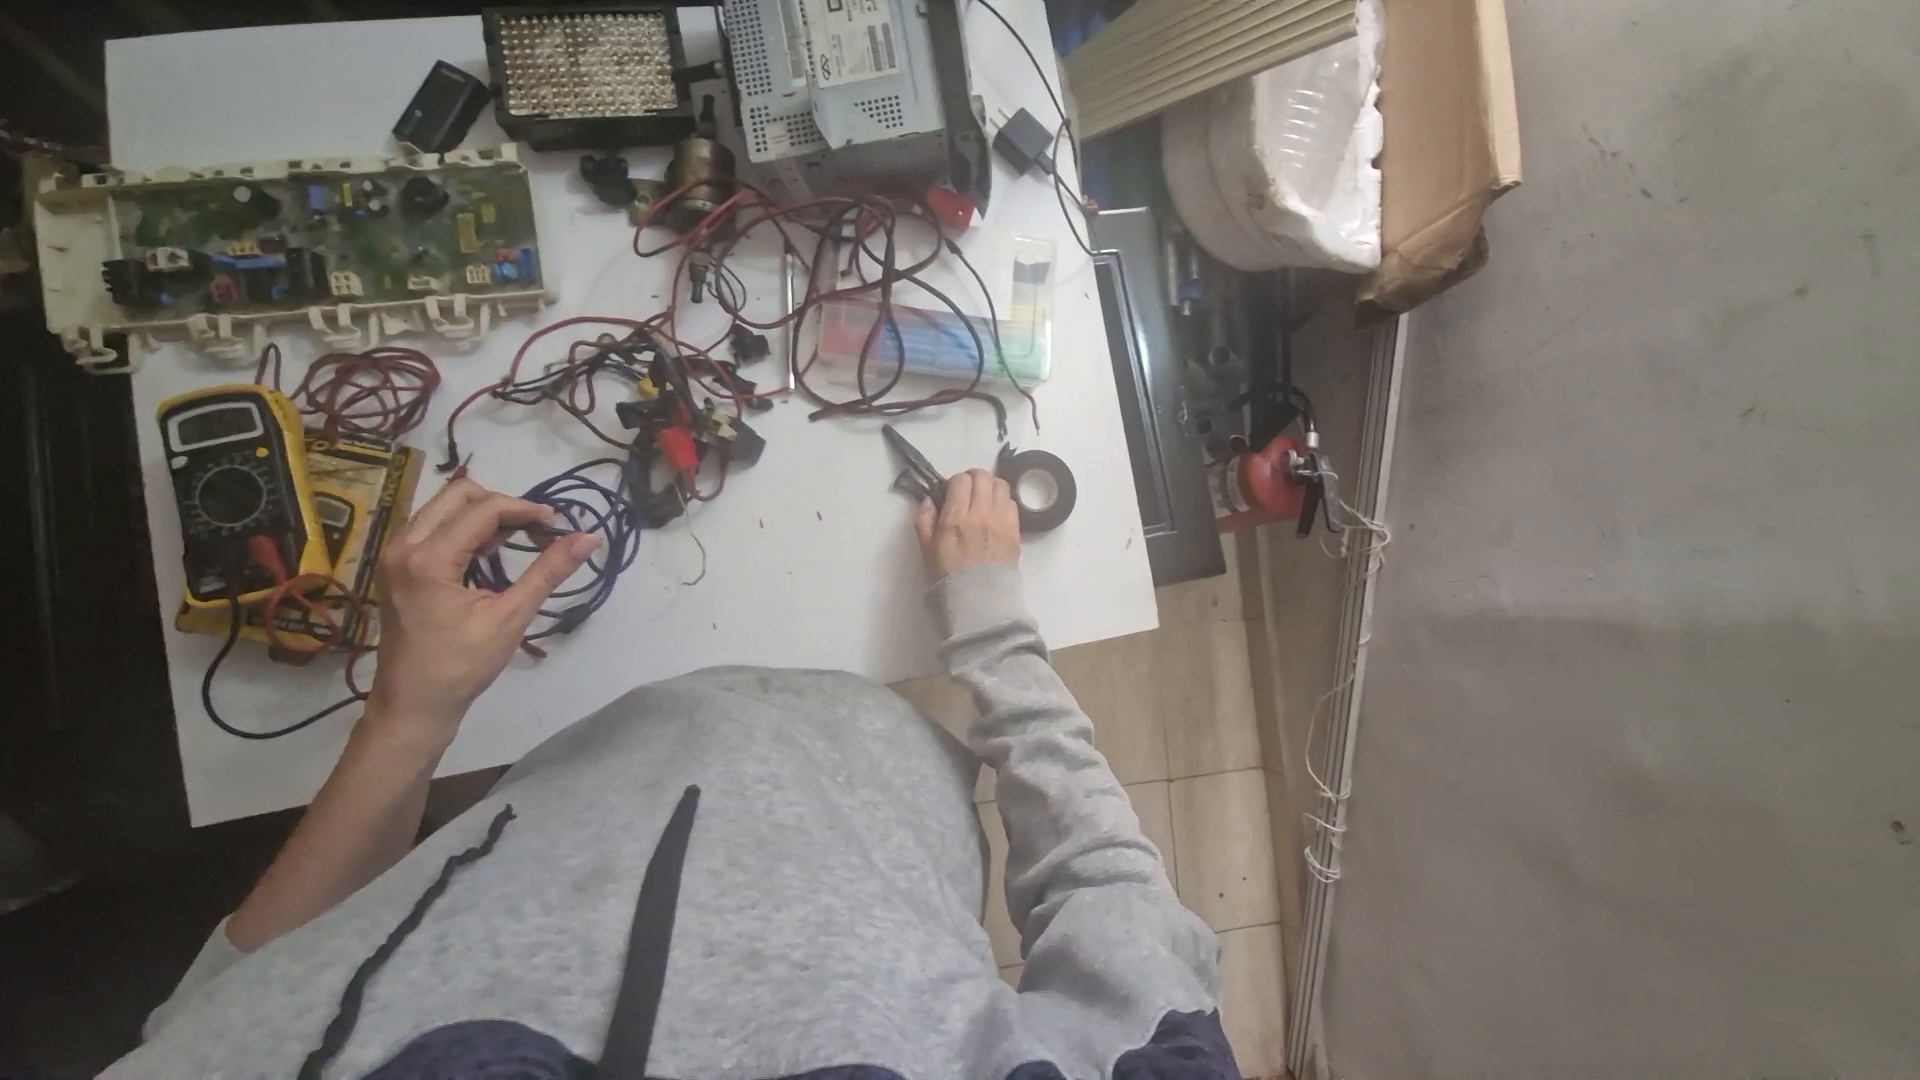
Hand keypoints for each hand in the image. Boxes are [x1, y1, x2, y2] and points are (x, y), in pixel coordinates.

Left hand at [365, 479, 598, 744]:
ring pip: (444, 508)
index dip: (526, 510)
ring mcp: (396, 555)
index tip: (557, 525)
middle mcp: (403, 546)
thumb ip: (549, 571)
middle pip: (458, 495)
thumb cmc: (461, 665)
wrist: (414, 703)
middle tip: (537, 528)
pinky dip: (467, 529)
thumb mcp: (511, 617)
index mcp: (427, 559)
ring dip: (485, 515)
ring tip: (519, 539)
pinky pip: (434, 527)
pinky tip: (492, 552)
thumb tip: (589, 538)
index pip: (484, 510)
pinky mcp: (398, 566)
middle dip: (503, 504)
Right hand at [914, 468, 1020, 580]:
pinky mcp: (1015, 530)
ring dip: (990, 486)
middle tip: (968, 490)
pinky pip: (1012, 502)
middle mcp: (981, 513)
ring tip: (984, 498)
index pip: (960, 480)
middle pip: (983, 476)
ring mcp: (1001, 520)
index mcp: (956, 518)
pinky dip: (1003, 501)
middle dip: (973, 478)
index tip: (952, 493)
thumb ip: (924, 521)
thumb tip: (930, 500)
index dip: (955, 482)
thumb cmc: (949, 576)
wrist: (979, 600)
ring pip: (1001, 485)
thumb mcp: (926, 550)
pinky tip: (996, 512)